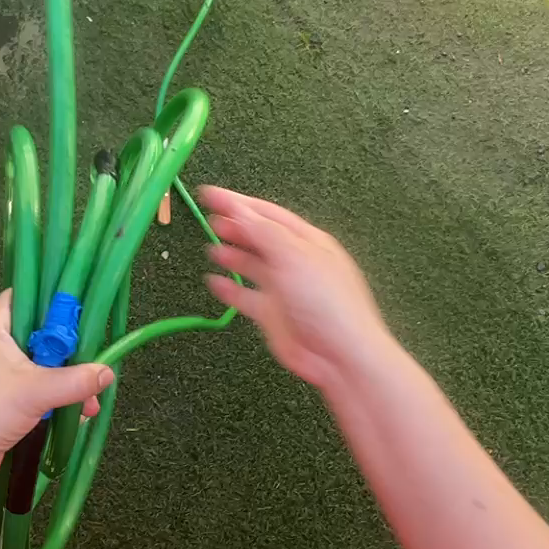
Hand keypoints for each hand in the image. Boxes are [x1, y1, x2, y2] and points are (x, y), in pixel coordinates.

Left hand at [0, 290, 113, 480]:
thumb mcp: (35, 392)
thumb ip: (76, 381)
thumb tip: (109, 372)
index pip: (29, 294)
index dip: (57, 300)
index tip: (87, 313)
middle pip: (43, 331)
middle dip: (72, 351)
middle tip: (96, 363)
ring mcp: (0, 367)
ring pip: (45, 361)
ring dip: (69, 379)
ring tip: (91, 401)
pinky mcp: (5, 392)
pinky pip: (39, 384)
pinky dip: (57, 394)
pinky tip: (79, 411)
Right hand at [200, 186, 395, 391]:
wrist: (339, 354)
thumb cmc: (325, 301)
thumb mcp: (294, 256)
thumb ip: (263, 232)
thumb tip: (238, 210)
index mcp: (306, 241)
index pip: (267, 214)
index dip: (238, 203)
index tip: (209, 195)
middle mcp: (294, 261)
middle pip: (259, 237)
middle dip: (234, 227)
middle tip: (209, 219)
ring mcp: (283, 288)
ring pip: (252, 266)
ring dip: (232, 254)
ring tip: (211, 248)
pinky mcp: (272, 315)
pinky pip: (246, 297)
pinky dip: (229, 289)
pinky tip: (214, 281)